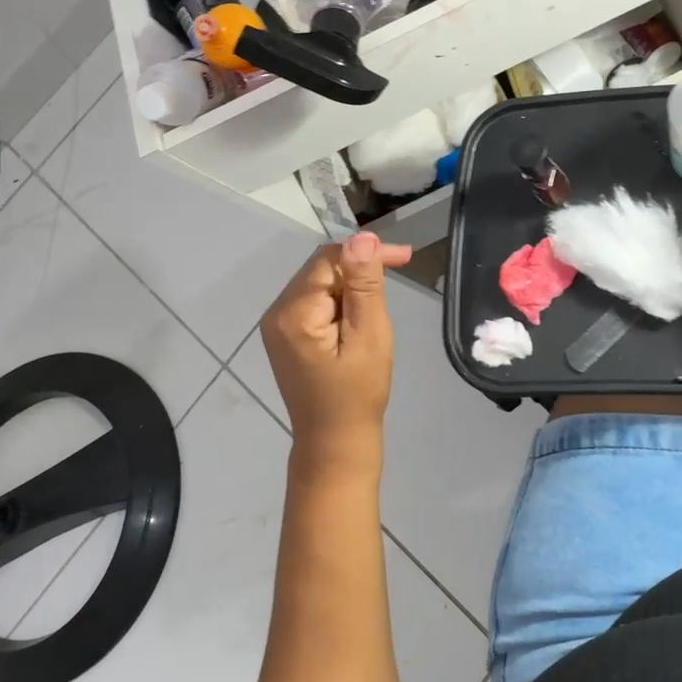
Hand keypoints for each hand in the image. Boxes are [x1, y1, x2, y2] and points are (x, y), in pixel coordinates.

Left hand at [260, 232, 412, 471]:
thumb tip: (362, 238)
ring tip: (381, 301)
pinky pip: (315, 302)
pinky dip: (340, 300)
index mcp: (294, 312)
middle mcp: (277, 312)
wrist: (335, 443)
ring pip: (320, 283)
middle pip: (321, 268)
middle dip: (360, 267)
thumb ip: (364, 284)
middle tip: (400, 269)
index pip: (331, 260)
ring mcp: (278, 325)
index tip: (405, 257)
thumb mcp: (369, 335)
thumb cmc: (358, 393)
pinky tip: (360, 313)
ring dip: (352, 283)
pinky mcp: (286, 336)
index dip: (367, 253)